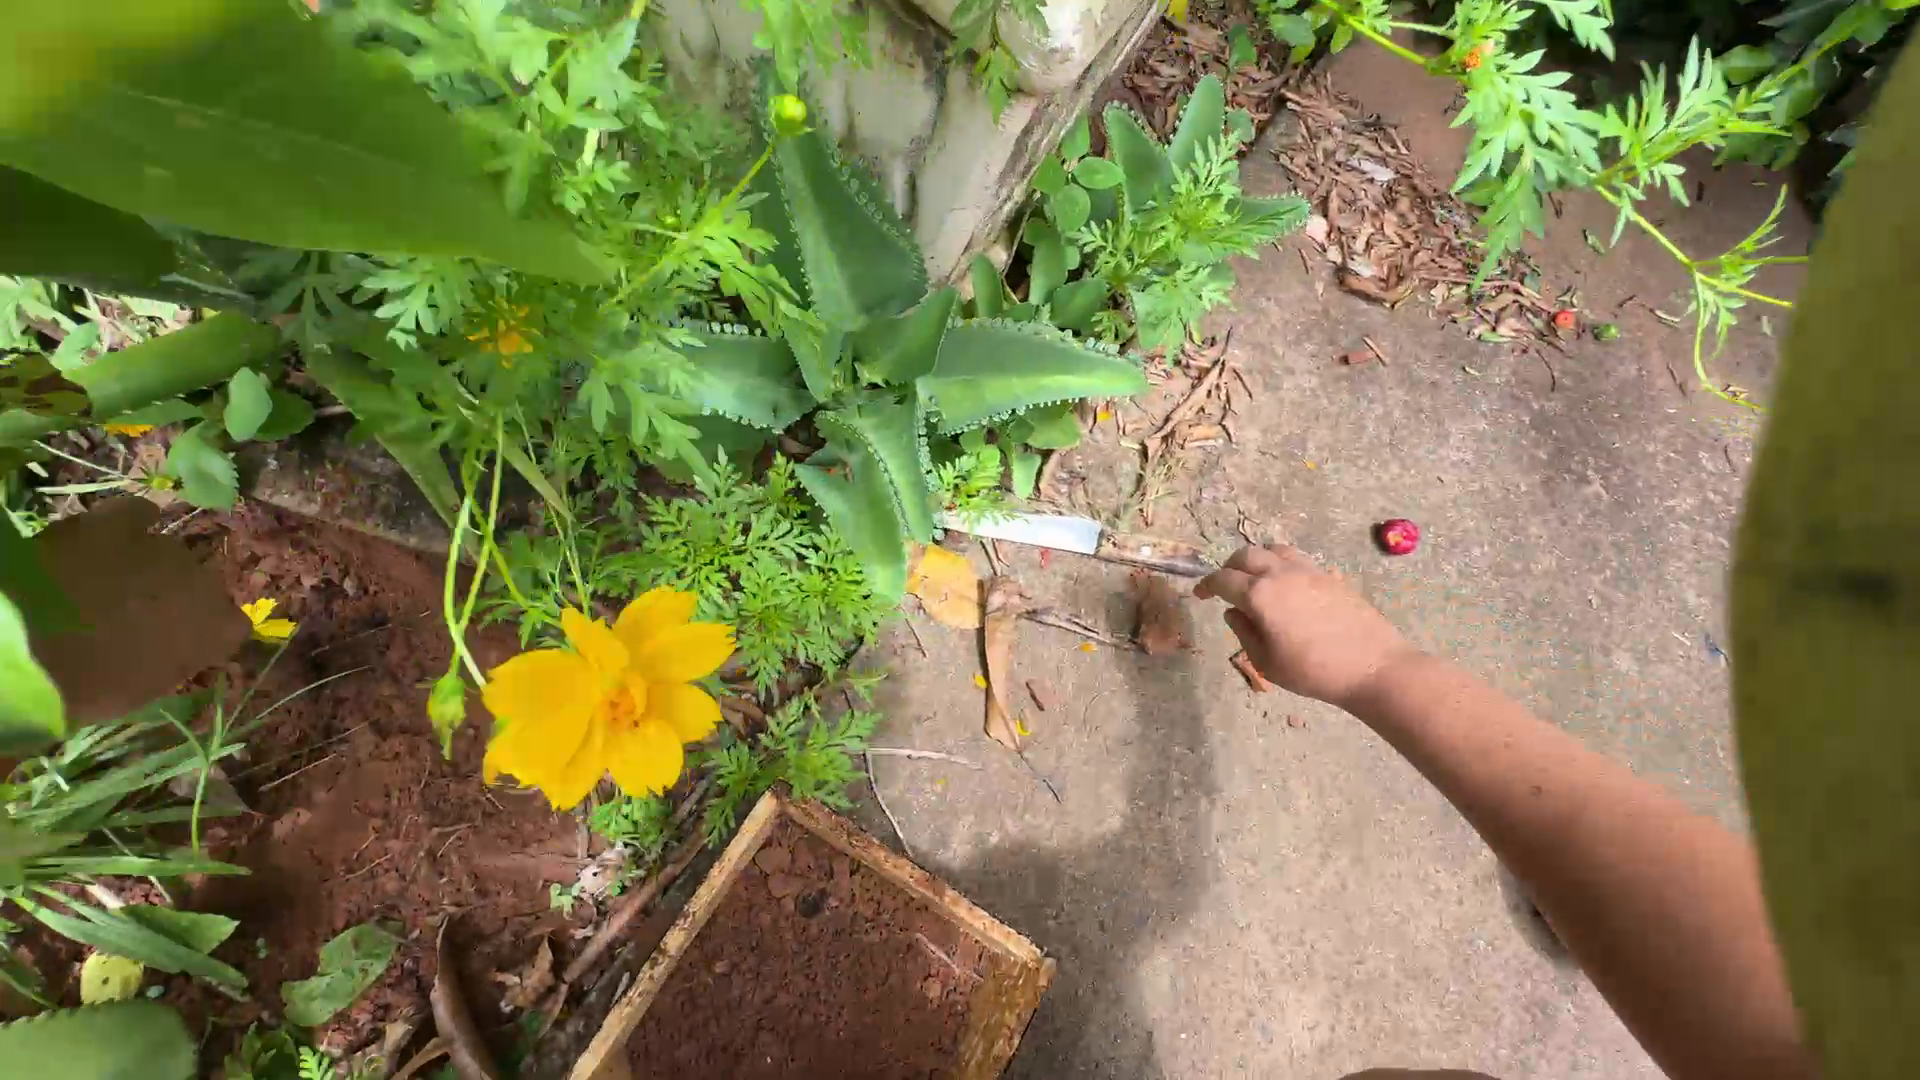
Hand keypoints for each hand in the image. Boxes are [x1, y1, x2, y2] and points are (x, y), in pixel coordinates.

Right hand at [1194, 544, 1417, 708]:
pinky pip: (1296, 558)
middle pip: (1245, 555)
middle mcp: (1281, 574)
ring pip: (1272, 550)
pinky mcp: (1329, 576)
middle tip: (1224, 586)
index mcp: (1259, 595)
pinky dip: (1280, 563)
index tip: (1200, 595)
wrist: (1373, 668)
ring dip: (1256, 560)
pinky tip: (1284, 585)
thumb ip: (1243, 632)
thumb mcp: (1266, 661)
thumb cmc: (1313, 671)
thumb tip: (1233, 612)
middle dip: (1228, 567)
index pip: (1222, 580)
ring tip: (1254, 578)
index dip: (1206, 586)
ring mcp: (1308, 571)